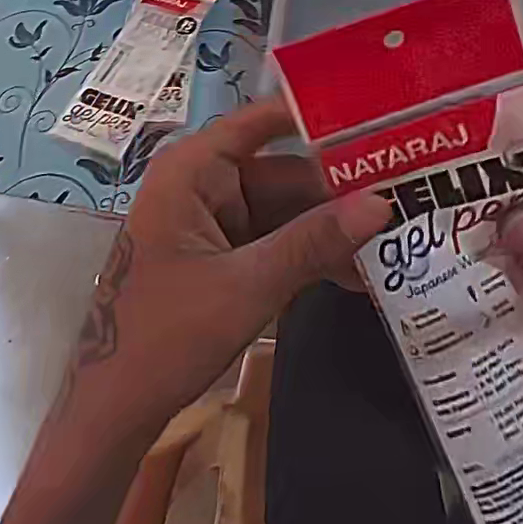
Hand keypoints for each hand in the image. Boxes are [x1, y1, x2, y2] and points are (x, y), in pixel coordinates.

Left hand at [0, 101, 391, 523]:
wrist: (113, 410)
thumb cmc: (166, 334)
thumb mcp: (248, 286)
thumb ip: (314, 242)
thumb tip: (382, 203)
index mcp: (195, 169)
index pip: (262, 121)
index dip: (317, 114)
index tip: (376, 114)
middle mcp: (206, 183)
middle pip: (285, 171)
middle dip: (340, 191)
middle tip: (409, 194)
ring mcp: (216, 219)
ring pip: (287, 210)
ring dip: (332, 230)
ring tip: (396, 240)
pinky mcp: (224, 252)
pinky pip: (276, 239)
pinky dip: (309, 254)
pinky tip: (357, 274)